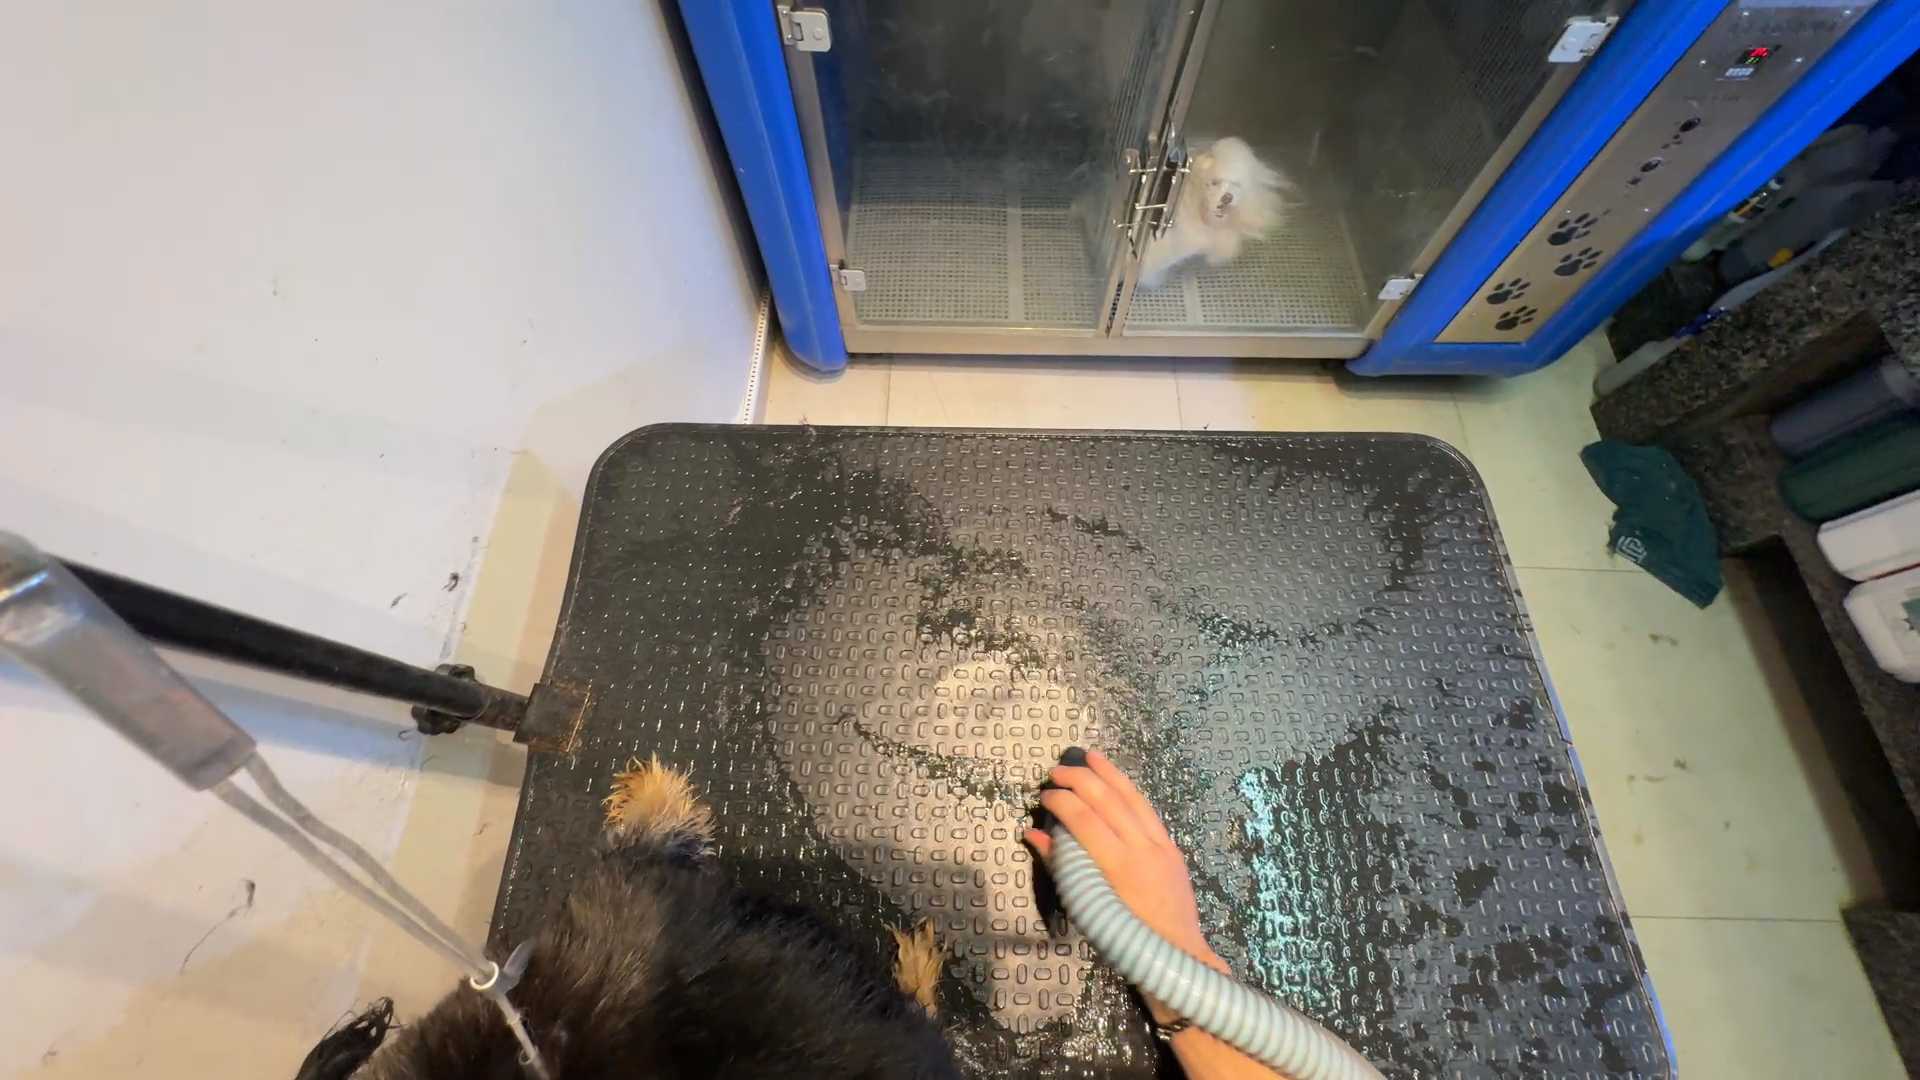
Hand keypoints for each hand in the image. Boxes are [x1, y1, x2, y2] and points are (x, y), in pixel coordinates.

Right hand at [1025, 750, 1231, 1022]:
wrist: (1176, 956)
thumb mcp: (1087, 908)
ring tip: (1087, 756)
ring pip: (1131, 797)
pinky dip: (1128, 788)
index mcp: (1119, 868)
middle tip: (1057, 771)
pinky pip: (1147, 808)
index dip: (1062, 802)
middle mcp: (1142, 849)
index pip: (1085, 820)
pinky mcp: (1171, 844)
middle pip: (1107, 801)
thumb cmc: (1124, 939)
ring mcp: (1160, 844)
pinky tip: (1115, 778)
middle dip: (1080, 780)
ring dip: (1107, 773)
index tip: (1045, 795)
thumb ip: (1061, 866)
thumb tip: (1032, 834)